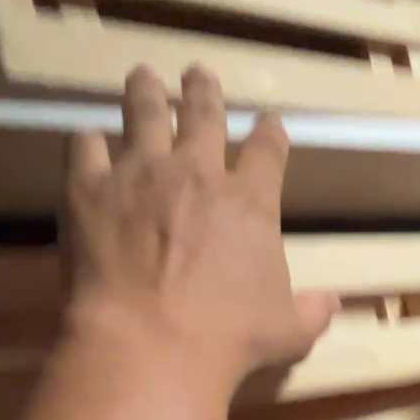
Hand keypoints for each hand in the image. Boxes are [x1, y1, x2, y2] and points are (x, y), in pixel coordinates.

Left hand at [63, 66, 337, 379]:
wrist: (153, 343)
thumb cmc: (233, 339)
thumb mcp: (290, 332)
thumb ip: (313, 312)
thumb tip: (333, 303)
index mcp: (251, 203)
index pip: (267, 151)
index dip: (270, 133)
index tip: (270, 123)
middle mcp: (196, 173)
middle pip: (203, 115)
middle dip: (204, 93)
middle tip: (199, 76)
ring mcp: (139, 174)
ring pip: (144, 114)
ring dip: (147, 93)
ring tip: (145, 79)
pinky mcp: (89, 189)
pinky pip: (86, 148)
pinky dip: (90, 140)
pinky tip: (90, 138)